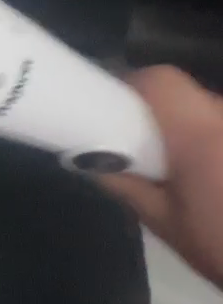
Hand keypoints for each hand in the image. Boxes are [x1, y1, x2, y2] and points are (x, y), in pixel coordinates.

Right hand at [100, 66, 222, 289]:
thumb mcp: (163, 223)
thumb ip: (125, 183)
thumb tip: (93, 160)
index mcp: (199, 136)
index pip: (162, 81)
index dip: (137, 87)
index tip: (121, 111)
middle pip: (200, 99)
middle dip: (177, 118)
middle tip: (164, 153)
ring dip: (212, 138)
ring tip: (209, 175)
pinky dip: (222, 152)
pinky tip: (222, 180)